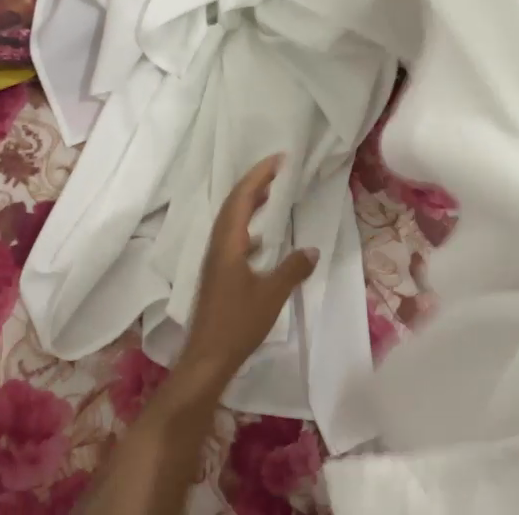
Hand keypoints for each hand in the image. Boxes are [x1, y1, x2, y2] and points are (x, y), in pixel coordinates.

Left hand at [174, 154, 319, 387]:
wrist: (206, 360)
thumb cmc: (238, 323)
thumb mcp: (272, 295)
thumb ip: (293, 269)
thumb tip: (312, 249)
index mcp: (228, 244)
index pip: (242, 198)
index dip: (259, 175)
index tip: (278, 159)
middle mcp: (218, 247)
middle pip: (233, 205)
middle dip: (254, 183)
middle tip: (277, 169)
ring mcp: (215, 262)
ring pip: (230, 221)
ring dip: (249, 203)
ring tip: (270, 194)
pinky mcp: (217, 276)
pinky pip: (232, 238)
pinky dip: (248, 226)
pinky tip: (262, 239)